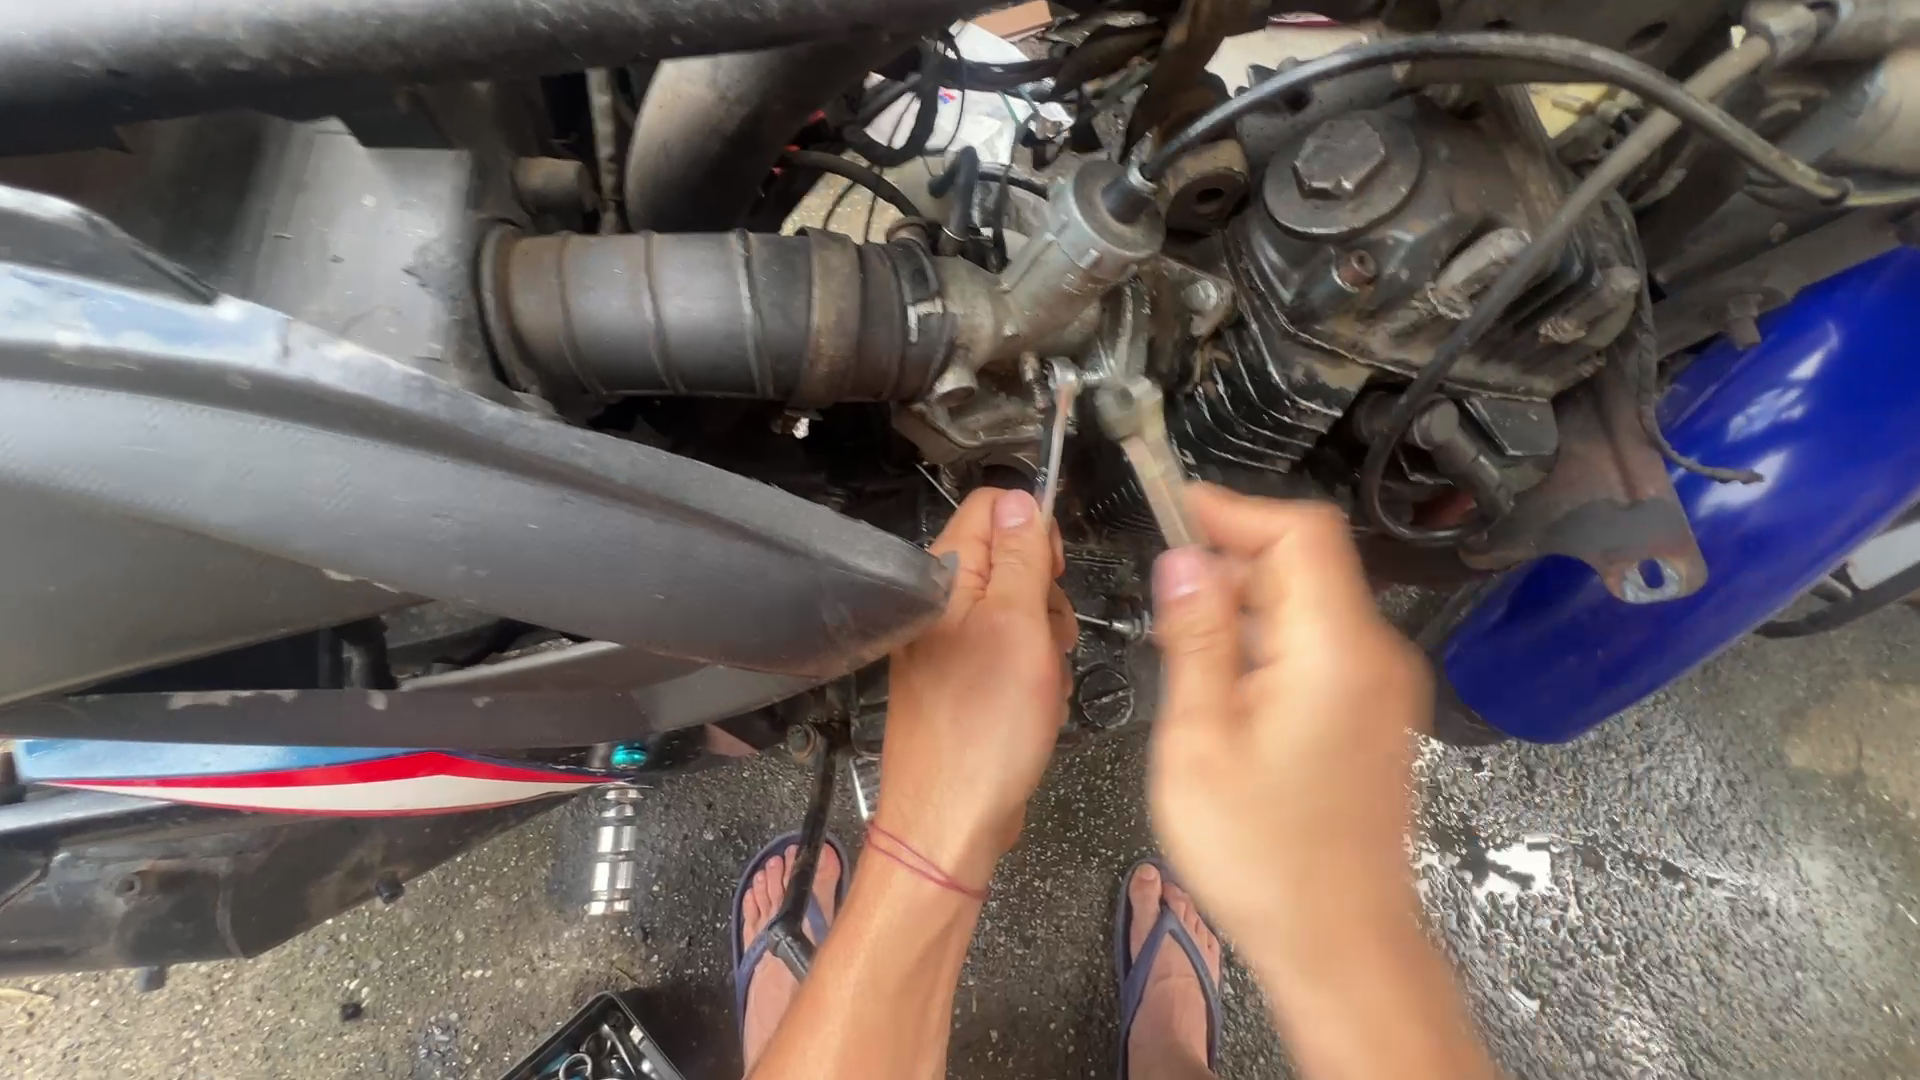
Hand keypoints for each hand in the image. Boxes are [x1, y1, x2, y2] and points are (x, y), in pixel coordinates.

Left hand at [877, 488, 1076, 889]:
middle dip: (1044, 598)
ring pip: (1019, 610)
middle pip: (1010, 560)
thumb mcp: (1019, 627)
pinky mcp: (963, 678)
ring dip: (1044, 641)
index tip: (1052, 574)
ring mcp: (950, 642)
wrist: (952, 821)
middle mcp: (940, 604)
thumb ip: (1021, 557)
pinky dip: (1032, 673)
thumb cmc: (984, 731)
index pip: (991, 508)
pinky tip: (1032, 703)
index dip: (1033, 530)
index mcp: (944, 577)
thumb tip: (1021, 499)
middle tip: (1049, 638)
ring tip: (1042, 680)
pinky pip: (1012, 653)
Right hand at [1147, 485, 1432, 971]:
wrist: (1339, 944)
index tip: (1176, 509)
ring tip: (1182, 648)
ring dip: (1240, 602)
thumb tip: (1182, 562)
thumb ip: (1193, 638)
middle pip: (1302, 562)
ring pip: (1305, 602)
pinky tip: (1220, 683)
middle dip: (1228, 561)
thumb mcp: (1199, 737)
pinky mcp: (1368, 710)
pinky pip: (1314, 642)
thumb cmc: (1263, 855)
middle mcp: (1371, 657)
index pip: (1300, 531)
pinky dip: (1263, 637)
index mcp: (1333, 651)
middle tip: (1164, 596)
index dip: (1234, 509)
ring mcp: (1377, 685)